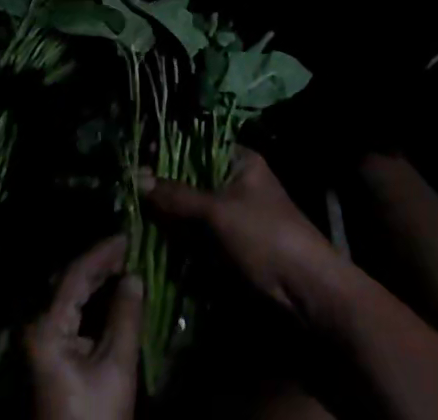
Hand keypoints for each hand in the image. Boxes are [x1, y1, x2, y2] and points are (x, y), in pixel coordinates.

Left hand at [26, 234, 142, 419]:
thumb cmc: (94, 416)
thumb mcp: (116, 367)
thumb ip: (125, 317)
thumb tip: (134, 276)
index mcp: (46, 325)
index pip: (74, 275)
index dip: (101, 253)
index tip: (126, 236)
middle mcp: (39, 325)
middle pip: (70, 282)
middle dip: (100, 263)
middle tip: (129, 246)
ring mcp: (44, 339)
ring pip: (72, 296)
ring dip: (98, 280)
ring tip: (125, 262)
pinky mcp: (53, 352)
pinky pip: (74, 313)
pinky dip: (94, 300)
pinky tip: (114, 292)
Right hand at [141, 147, 346, 317]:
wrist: (308, 292)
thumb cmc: (266, 236)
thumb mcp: (218, 212)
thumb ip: (177, 195)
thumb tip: (137, 177)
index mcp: (240, 161)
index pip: (196, 144)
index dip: (167, 149)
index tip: (136, 158)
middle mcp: (236, 182)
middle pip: (191, 177)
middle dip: (163, 185)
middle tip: (129, 189)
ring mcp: (234, 214)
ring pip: (192, 207)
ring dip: (169, 214)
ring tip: (134, 213)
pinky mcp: (231, 243)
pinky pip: (198, 232)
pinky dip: (180, 236)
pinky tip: (154, 236)